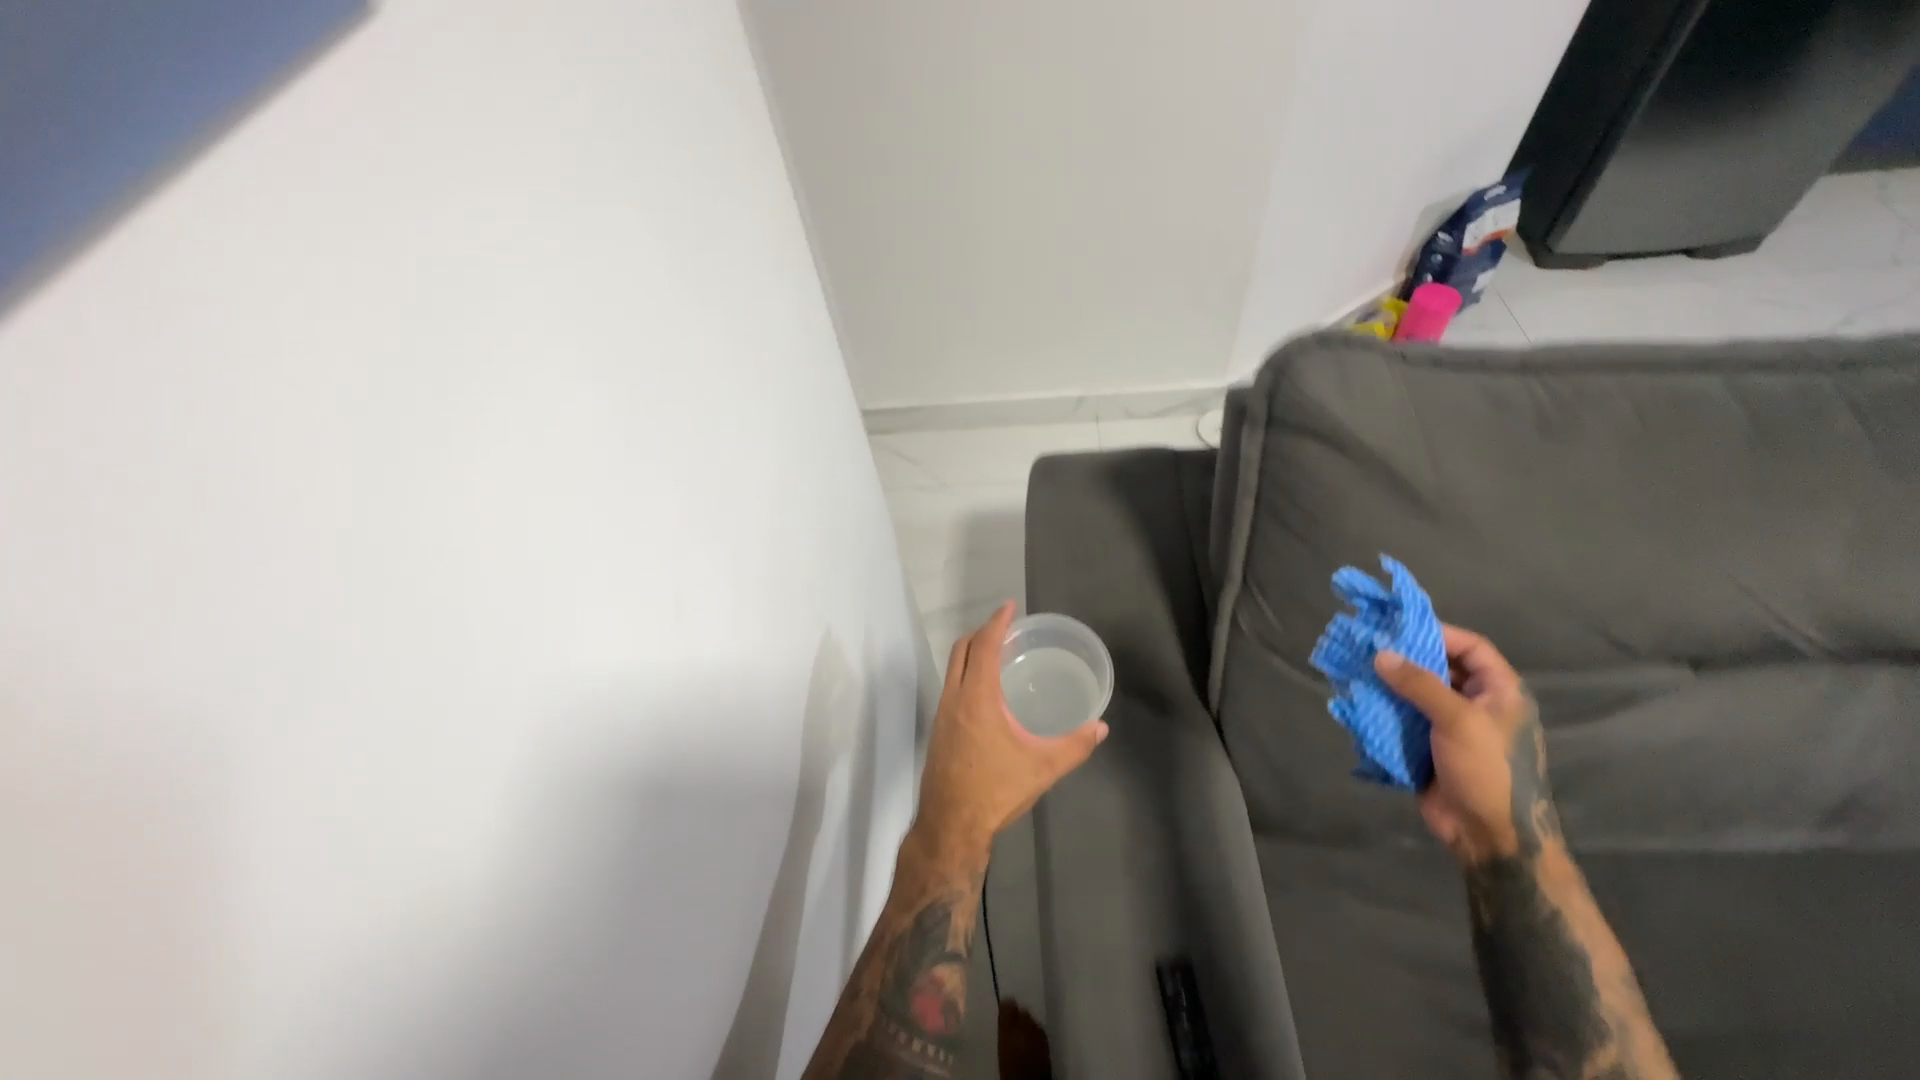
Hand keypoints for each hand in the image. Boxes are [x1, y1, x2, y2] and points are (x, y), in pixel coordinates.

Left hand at [913, 603, 1108, 861]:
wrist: (950, 825)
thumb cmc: (995, 791)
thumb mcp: (1043, 768)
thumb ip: (1074, 746)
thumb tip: (1100, 728)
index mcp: (977, 698)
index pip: (984, 646)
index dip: (997, 623)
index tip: (1009, 607)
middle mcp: (954, 700)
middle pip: (962, 650)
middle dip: (982, 633)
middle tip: (1007, 629)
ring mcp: (942, 716)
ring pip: (953, 670)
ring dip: (972, 654)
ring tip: (999, 656)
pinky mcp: (939, 732)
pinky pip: (952, 688)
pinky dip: (967, 676)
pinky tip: (987, 695)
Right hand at [1373, 624, 1559, 865]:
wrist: (1489, 836)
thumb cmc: (1488, 770)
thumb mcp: (1458, 720)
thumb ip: (1419, 684)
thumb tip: (1380, 654)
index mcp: (1499, 692)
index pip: (1471, 647)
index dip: (1439, 633)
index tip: (1399, 628)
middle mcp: (1477, 704)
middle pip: (1439, 669)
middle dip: (1404, 659)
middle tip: (1368, 647)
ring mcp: (1451, 728)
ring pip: (1416, 695)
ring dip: (1388, 686)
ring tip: (1355, 672)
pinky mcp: (1429, 749)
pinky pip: (1403, 722)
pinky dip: (1382, 713)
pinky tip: (1358, 704)